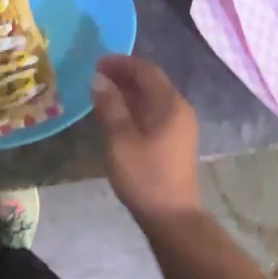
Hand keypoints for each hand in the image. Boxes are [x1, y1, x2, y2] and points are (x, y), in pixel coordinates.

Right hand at [89, 55, 202, 224]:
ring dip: (129, 92)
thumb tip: (99, 80)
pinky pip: (155, 114)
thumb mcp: (121, 140)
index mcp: (170, 105)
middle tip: (96, 75)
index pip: (146, 71)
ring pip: (153, 99)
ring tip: (103, 93)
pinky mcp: (176, 142)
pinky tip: (118, 116)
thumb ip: (111, 107)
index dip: (121, 63)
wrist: (172, 216)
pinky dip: (136, 108)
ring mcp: (180, 127)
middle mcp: (180, 110)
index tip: (96, 62)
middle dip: (125, 75)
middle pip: (152, 82)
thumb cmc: (145, 177)